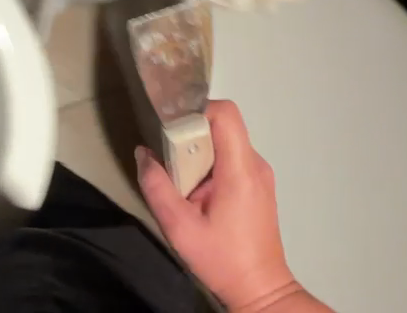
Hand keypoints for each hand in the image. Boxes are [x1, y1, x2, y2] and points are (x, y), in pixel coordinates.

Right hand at [136, 100, 306, 312]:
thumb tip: (143, 153)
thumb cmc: (222, 259)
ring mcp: (259, 175)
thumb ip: (156, 185)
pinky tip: (197, 189)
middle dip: (192, 133)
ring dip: (199, 149)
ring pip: (224, 140)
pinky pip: (230, 155)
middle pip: (222, 124)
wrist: (263, 294)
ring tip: (181, 176)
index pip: (225, 114)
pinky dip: (210, 161)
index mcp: (240, 169)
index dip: (197, 111)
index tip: (173, 129)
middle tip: (170, 156)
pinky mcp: (257, 185)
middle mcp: (255, 165)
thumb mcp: (178, 226)